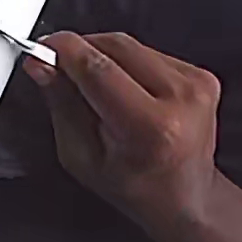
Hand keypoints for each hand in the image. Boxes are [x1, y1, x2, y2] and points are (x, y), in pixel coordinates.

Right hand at [24, 32, 221, 233]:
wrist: (182, 196)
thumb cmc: (133, 185)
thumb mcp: (79, 154)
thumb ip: (60, 103)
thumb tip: (40, 64)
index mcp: (149, 127)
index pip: (97, 68)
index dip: (63, 51)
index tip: (41, 48)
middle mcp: (180, 100)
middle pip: (113, 47)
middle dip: (79, 51)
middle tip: (57, 66)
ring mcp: (196, 84)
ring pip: (128, 45)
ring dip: (101, 57)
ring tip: (95, 90)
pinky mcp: (200, 75)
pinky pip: (146, 51)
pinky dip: (123, 63)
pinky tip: (121, 90)